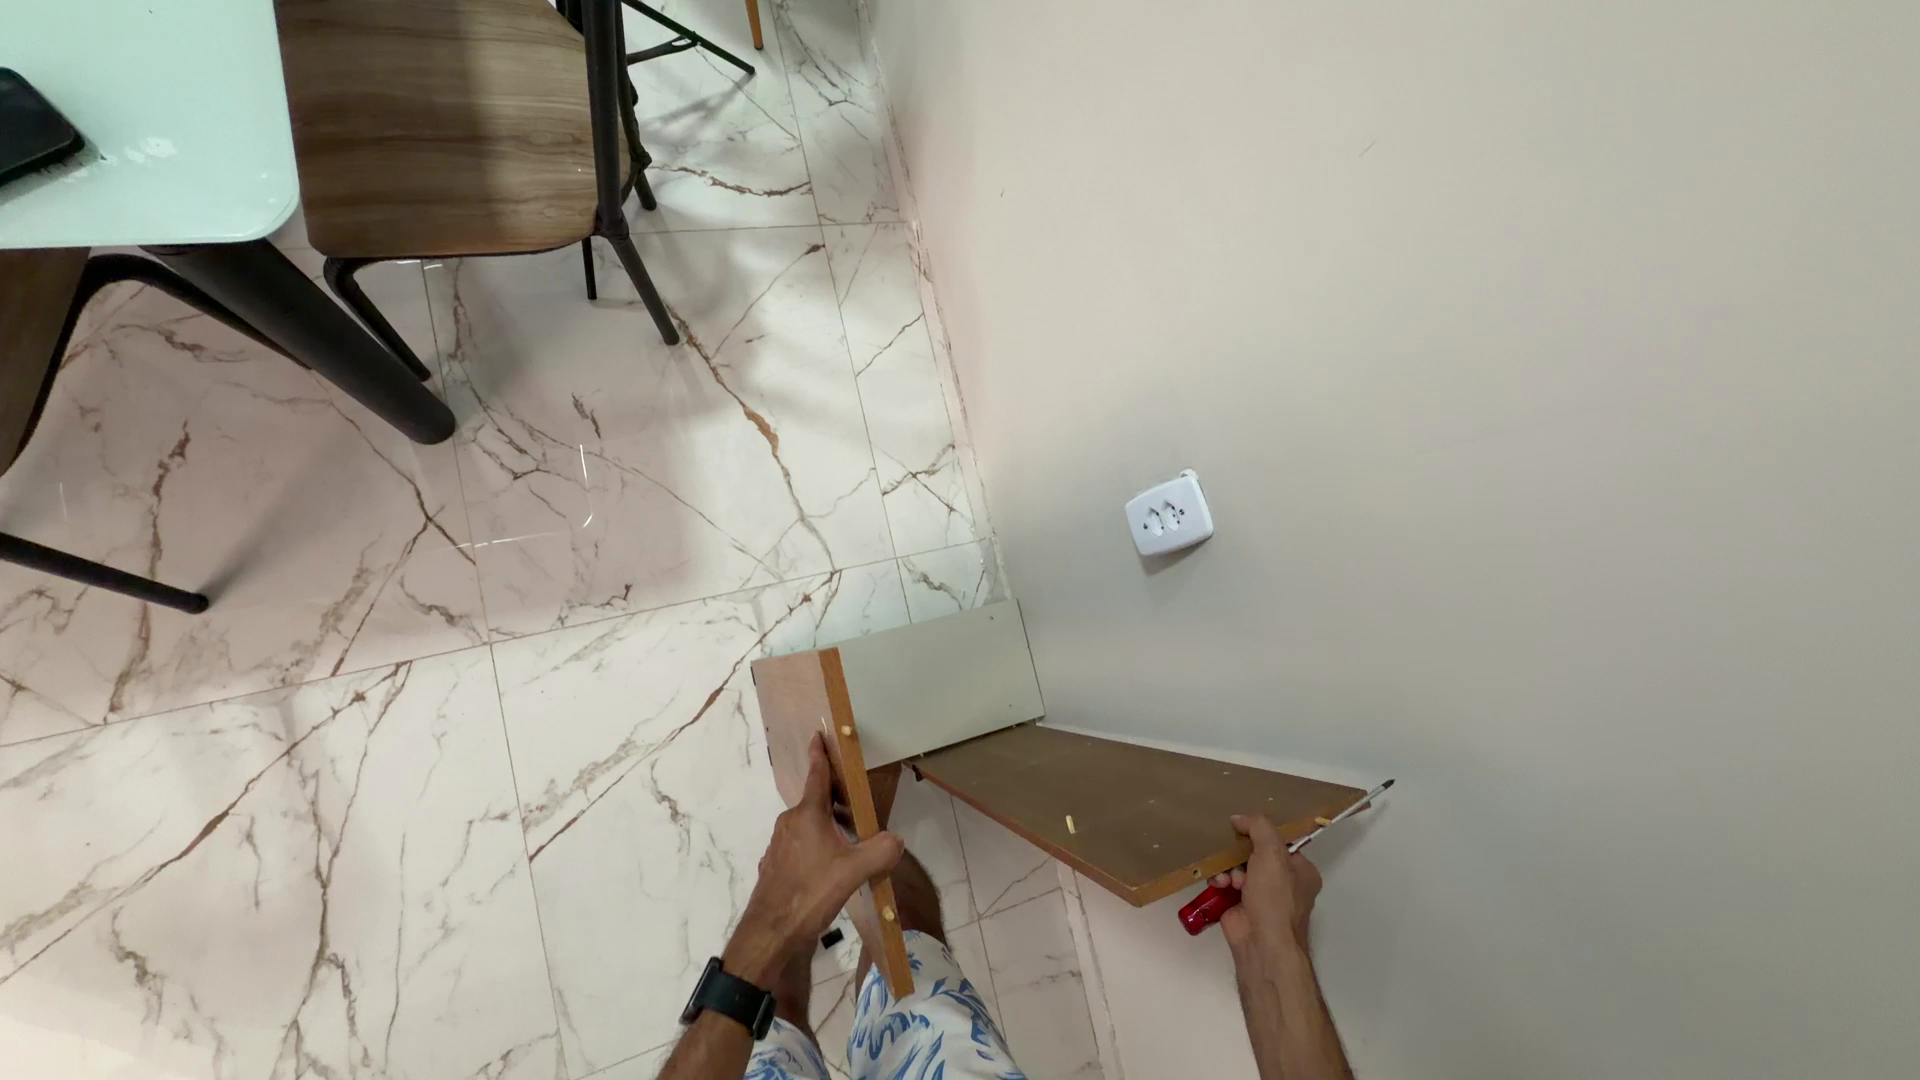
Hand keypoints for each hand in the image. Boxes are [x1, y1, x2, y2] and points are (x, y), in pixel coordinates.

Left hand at [723, 733, 903, 985]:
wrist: (771, 934)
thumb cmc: (811, 892)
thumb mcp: (854, 871)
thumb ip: (881, 851)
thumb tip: (897, 841)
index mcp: (807, 814)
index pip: (816, 775)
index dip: (820, 754)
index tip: (817, 734)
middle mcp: (789, 824)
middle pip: (816, 802)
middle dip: (836, 801)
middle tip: (858, 808)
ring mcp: (778, 846)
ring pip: (808, 827)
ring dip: (828, 828)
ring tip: (850, 846)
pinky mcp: (775, 868)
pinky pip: (800, 848)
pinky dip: (817, 849)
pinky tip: (830, 872)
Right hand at [1211, 814, 1321, 959]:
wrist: (1262, 943)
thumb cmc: (1275, 897)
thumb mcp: (1272, 853)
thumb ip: (1258, 827)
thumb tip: (1238, 818)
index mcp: (1301, 871)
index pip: (1280, 841)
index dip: (1261, 832)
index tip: (1242, 826)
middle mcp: (1284, 883)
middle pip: (1255, 852)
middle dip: (1239, 853)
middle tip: (1233, 855)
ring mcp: (1261, 896)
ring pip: (1237, 866)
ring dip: (1227, 867)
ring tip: (1226, 877)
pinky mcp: (1240, 905)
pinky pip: (1226, 882)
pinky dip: (1220, 880)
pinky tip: (1218, 883)